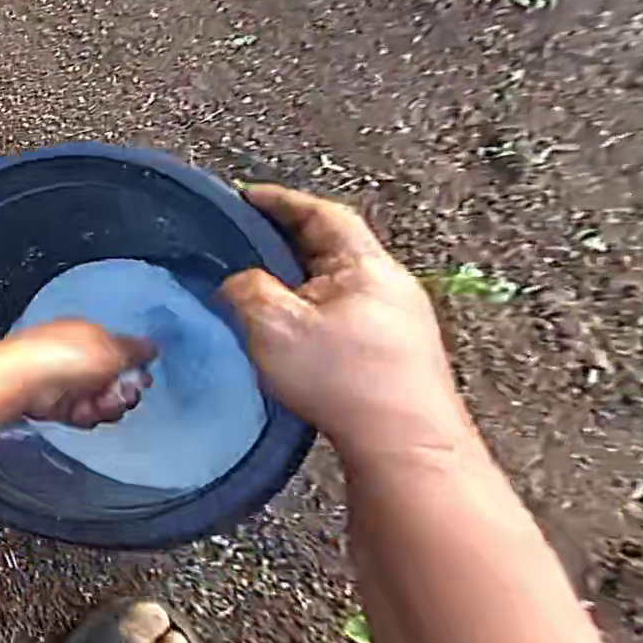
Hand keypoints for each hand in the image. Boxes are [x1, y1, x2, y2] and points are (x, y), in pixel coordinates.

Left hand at [0, 320, 155, 427]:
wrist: (24, 380)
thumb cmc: (65, 355)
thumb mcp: (109, 347)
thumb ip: (134, 350)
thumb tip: (153, 347)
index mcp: (89, 336)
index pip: (122, 354)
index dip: (136, 369)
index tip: (142, 379)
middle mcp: (80, 359)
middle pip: (117, 383)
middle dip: (125, 393)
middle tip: (120, 394)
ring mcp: (69, 383)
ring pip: (104, 403)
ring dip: (107, 407)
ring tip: (98, 404)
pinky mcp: (59, 407)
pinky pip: (85, 416)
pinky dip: (87, 416)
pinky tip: (83, 412)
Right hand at [217, 185, 477, 466]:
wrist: (404, 446)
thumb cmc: (342, 380)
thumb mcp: (274, 324)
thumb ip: (246, 289)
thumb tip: (238, 282)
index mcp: (365, 268)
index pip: (322, 216)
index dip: (281, 200)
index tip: (245, 196)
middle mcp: (388, 285)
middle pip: (330, 243)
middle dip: (285, 234)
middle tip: (243, 233)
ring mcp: (395, 318)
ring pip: (334, 276)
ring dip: (295, 269)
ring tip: (256, 274)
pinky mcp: (391, 348)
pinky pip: (340, 304)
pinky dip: (306, 297)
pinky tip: (284, 316)